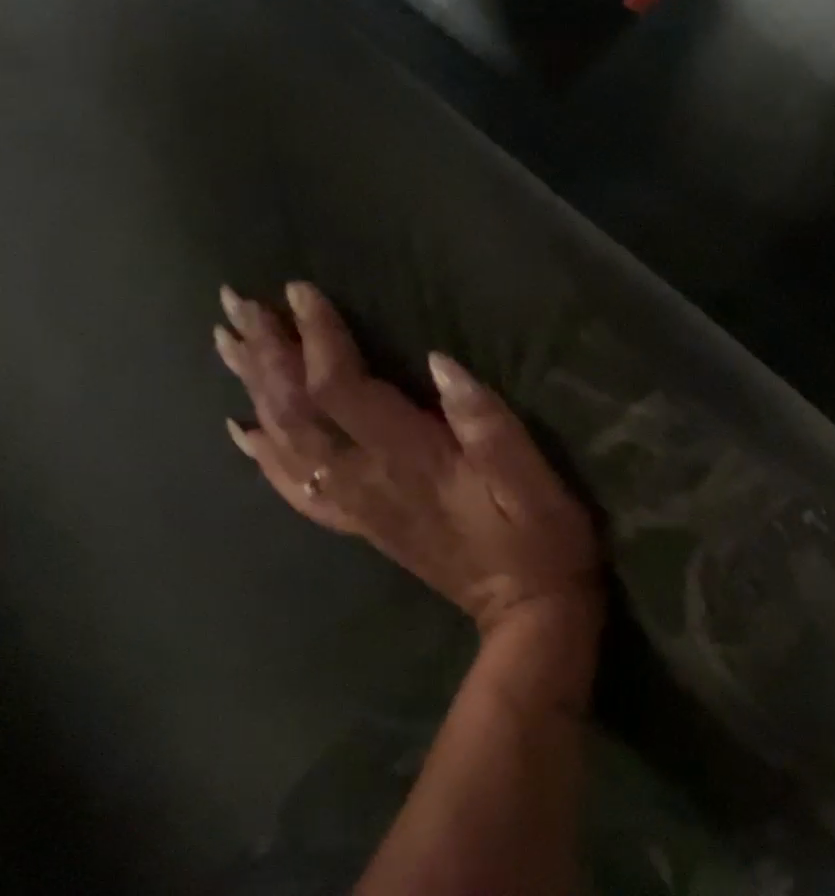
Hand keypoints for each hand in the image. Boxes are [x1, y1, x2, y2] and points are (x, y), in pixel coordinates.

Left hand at [215, 283, 601, 635]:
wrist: (529, 607)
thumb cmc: (541, 534)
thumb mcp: (531, 473)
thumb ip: (485, 420)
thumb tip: (439, 363)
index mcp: (412, 459)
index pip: (344, 390)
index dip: (320, 340)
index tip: (302, 293)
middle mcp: (368, 480)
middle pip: (297, 412)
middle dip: (268, 355)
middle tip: (238, 305)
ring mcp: (359, 506)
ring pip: (285, 443)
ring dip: (253, 391)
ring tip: (228, 346)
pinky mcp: (364, 524)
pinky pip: (294, 489)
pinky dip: (262, 456)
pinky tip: (244, 433)